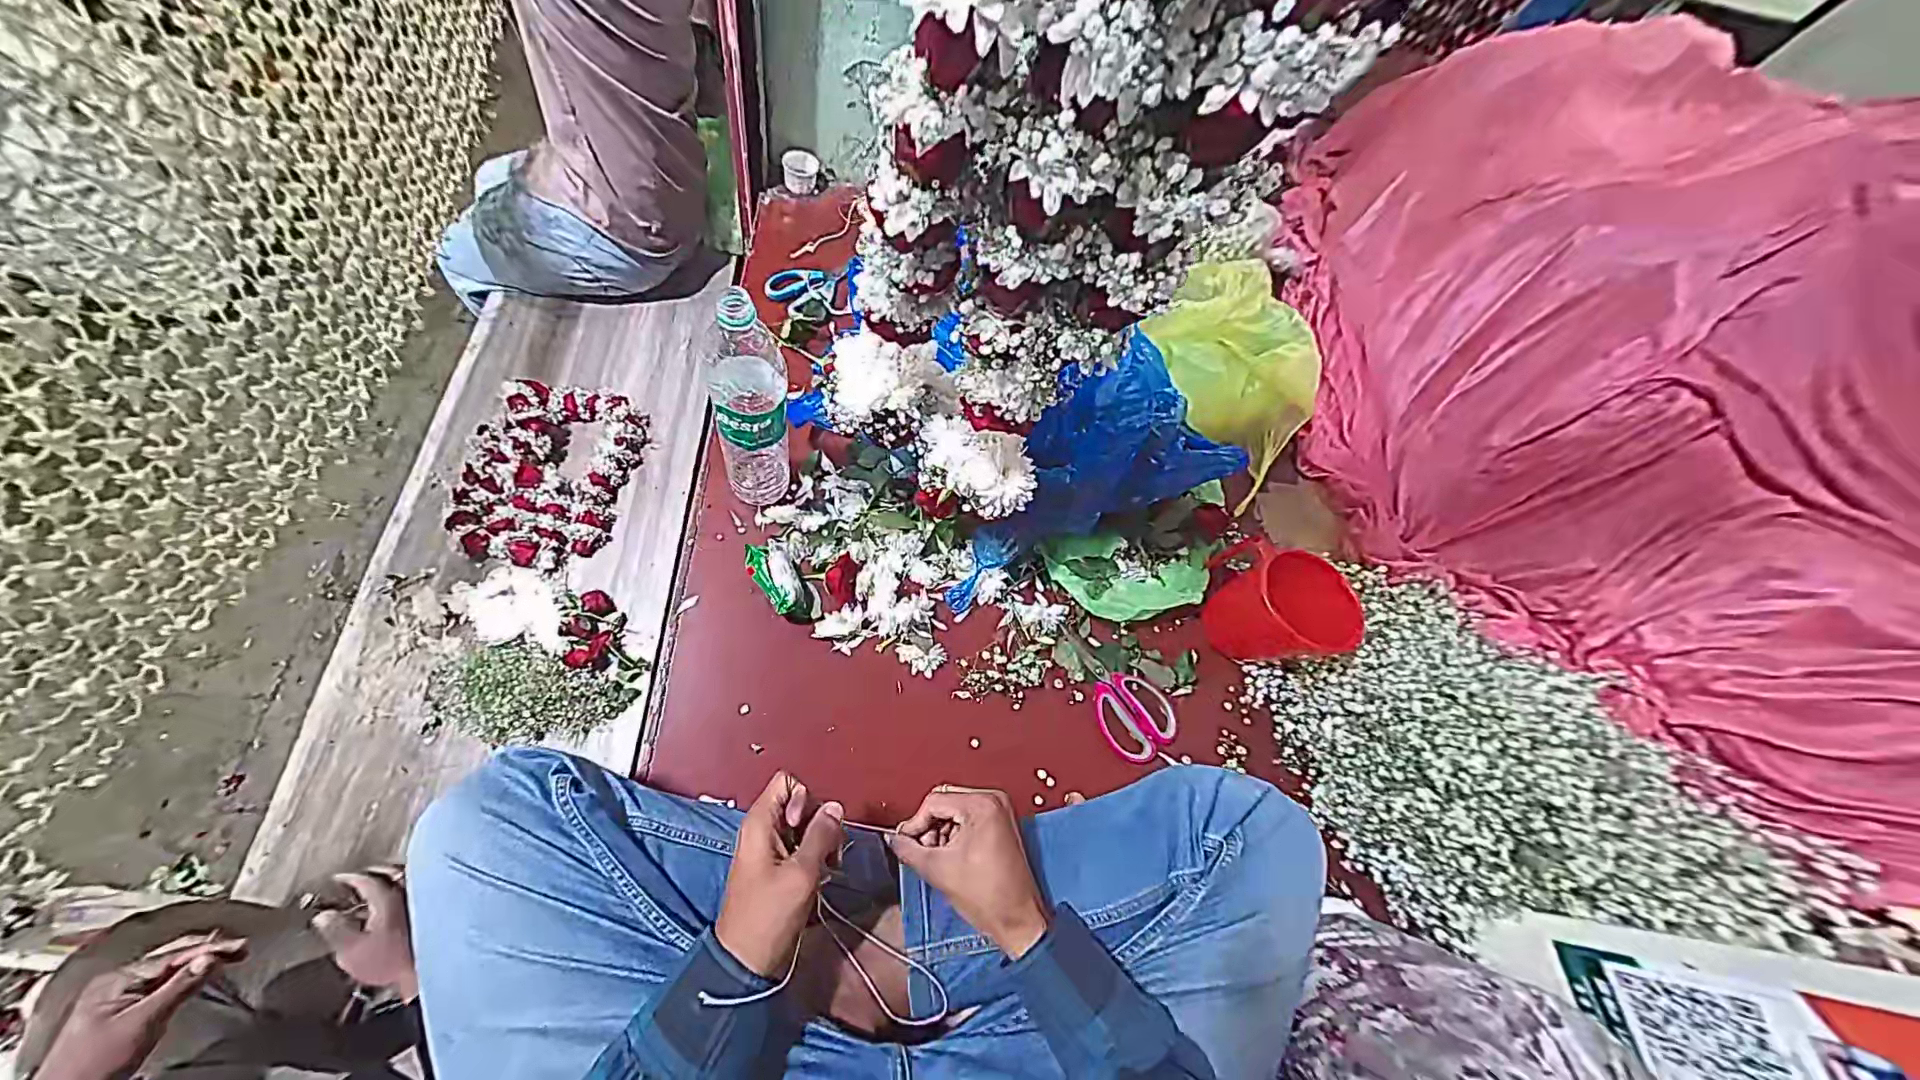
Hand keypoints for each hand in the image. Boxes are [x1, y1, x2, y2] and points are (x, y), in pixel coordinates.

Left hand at [37, 936, 246, 1079]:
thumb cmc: (96, 1062)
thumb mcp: (143, 1022)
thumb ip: (180, 987)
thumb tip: (212, 957)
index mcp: (117, 980)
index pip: (177, 954)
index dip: (213, 948)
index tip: (243, 947)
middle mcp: (116, 982)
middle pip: (173, 956)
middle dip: (209, 950)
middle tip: (242, 948)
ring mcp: (118, 995)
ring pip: (170, 967)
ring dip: (200, 961)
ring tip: (228, 957)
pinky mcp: (124, 1007)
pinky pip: (163, 981)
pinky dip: (187, 974)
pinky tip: (200, 975)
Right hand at [311, 866, 418, 1000]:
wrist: (424, 968)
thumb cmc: (388, 961)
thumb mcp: (351, 950)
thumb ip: (335, 930)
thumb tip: (323, 915)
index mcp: (388, 898)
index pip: (368, 879)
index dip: (350, 878)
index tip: (337, 878)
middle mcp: (409, 890)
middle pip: (391, 871)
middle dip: (372, 872)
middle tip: (356, 879)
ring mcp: (423, 896)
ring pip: (406, 877)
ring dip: (389, 878)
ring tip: (373, 887)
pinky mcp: (433, 904)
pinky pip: (415, 886)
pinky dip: (401, 887)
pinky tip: (391, 901)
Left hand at [714, 771, 844, 977]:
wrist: (747, 964)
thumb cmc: (768, 916)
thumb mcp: (800, 873)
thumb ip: (820, 835)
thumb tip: (835, 807)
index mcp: (759, 823)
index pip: (786, 782)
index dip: (804, 798)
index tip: (805, 828)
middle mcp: (763, 830)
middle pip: (800, 802)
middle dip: (819, 820)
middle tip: (826, 849)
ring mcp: (770, 848)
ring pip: (805, 824)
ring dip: (822, 840)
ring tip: (828, 864)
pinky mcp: (778, 866)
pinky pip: (802, 844)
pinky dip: (816, 854)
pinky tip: (823, 872)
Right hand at [890, 786, 1050, 957]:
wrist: (1018, 919)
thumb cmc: (990, 897)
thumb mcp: (937, 869)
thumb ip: (909, 849)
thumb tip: (895, 839)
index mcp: (981, 805)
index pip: (934, 801)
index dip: (915, 823)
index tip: (906, 841)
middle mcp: (994, 800)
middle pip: (945, 801)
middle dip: (929, 827)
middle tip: (921, 850)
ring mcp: (1000, 810)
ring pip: (955, 809)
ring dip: (941, 831)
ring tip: (938, 856)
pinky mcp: (1001, 822)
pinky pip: (968, 817)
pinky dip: (955, 833)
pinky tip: (952, 854)